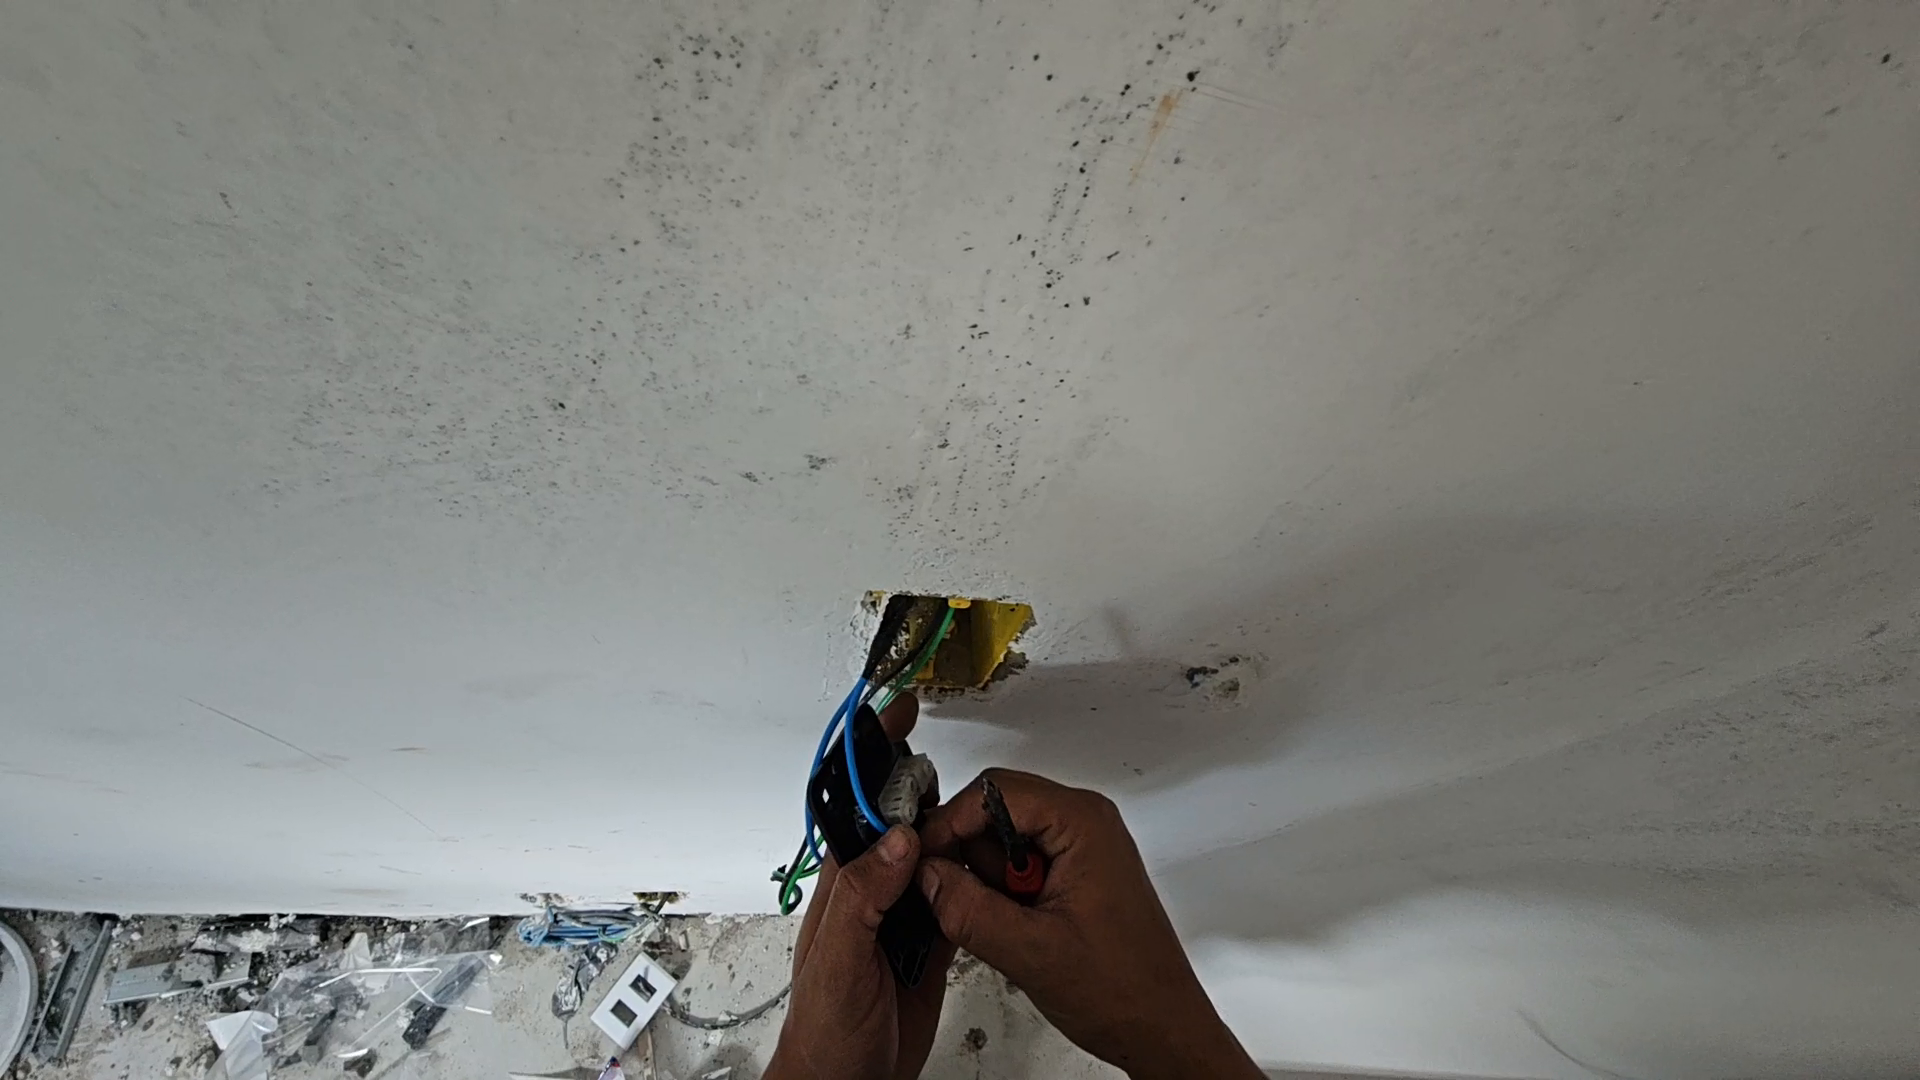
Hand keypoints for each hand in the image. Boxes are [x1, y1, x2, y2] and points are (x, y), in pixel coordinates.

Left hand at [764, 695, 953, 1079]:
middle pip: (905, 819)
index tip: (899, 714)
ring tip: (988, 820)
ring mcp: (904, 909)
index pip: (860, 803)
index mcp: (846, 879)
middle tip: (961, 773)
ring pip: (935, 851)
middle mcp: (875, 885)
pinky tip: (991, 869)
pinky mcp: (931, 935)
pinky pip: (956, 891)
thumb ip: (863, 897)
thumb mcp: (840, 959)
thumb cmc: (825, 1029)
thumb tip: (899, 839)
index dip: (875, 754)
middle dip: (929, 786)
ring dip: (958, 831)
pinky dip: (974, 875)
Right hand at [916, 770, 1261, 1079]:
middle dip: (968, 850)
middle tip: (951, 891)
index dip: (953, 820)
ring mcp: (1079, 842)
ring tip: (1004, 921)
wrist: (1163, 1031)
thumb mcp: (1032, 954)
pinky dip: (1003, 886)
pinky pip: (1019, 856)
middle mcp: (1083, 820)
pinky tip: (1013, 923)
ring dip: (986, 873)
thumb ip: (970, 911)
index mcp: (1082, 821)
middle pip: (997, 806)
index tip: (924, 855)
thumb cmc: (1125, 991)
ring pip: (1004, 833)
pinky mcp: (1074, 865)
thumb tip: (926, 875)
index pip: (996, 790)